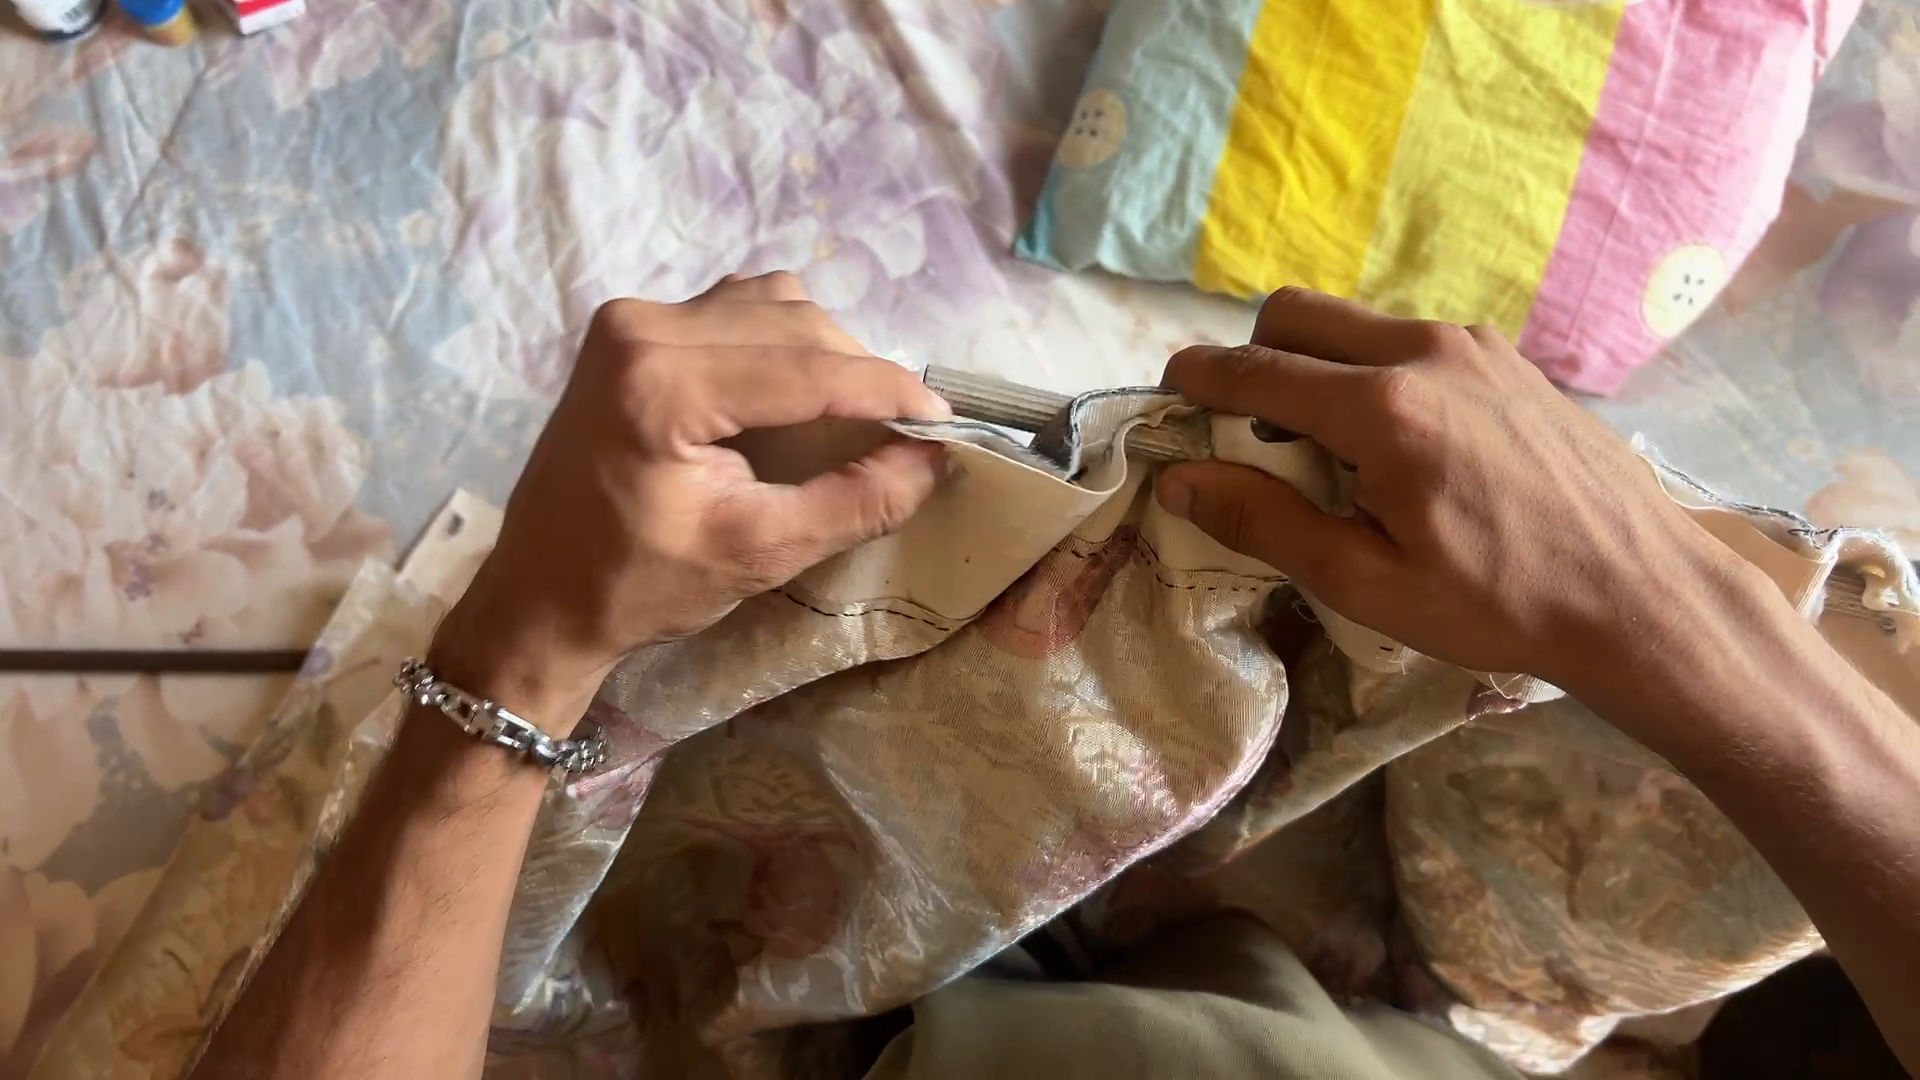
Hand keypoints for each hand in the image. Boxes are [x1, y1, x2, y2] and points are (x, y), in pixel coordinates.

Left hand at [429, 272, 951, 730]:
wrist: (539, 594)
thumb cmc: (641, 586)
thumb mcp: (762, 555)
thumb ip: (856, 503)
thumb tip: (932, 459)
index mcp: (662, 384)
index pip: (809, 367)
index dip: (890, 392)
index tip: (945, 423)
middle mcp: (643, 326)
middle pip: (795, 324)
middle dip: (864, 374)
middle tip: (904, 432)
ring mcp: (633, 320)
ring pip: (772, 306)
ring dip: (829, 353)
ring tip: (855, 412)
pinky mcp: (634, 330)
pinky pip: (739, 308)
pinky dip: (788, 341)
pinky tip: (800, 387)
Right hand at [1154, 288, 1770, 692]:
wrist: (1647, 595)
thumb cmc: (1494, 602)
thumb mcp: (1360, 581)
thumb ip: (1261, 520)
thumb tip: (1178, 483)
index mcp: (1382, 411)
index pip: (1255, 372)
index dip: (1197, 377)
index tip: (1167, 391)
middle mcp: (1423, 353)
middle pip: (1293, 315)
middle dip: (1248, 358)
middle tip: (1247, 428)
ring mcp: (1471, 346)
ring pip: (1347, 323)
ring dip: (1306, 365)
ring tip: (1321, 444)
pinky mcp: (1502, 357)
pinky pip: (1398, 339)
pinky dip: (1359, 369)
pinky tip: (1387, 438)